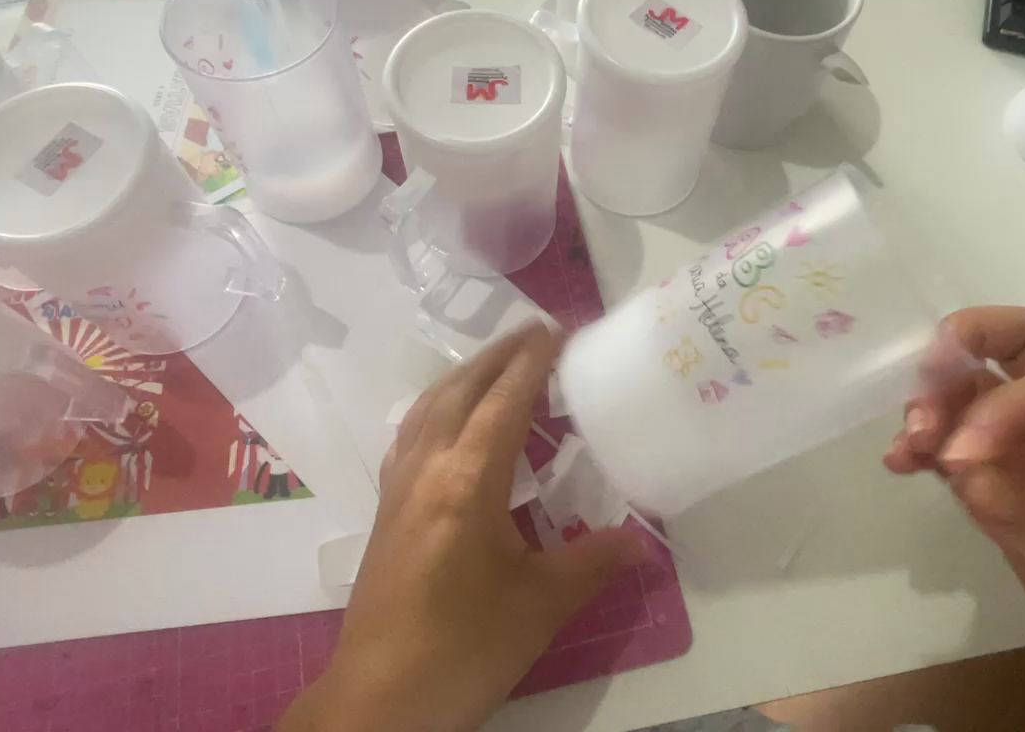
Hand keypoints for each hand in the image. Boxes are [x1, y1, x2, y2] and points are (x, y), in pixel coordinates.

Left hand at [279, 322, 647, 731]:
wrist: (379, 700)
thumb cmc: (463, 647)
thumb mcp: (540, 606)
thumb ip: (594, 562)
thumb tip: (645, 542)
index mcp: (467, 479)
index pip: (504, 399)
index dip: (532, 360)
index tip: (557, 329)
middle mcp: (427, 466)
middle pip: (462, 388)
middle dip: (499, 354)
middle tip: (534, 330)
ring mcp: (399, 482)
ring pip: (430, 404)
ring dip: (466, 374)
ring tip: (498, 361)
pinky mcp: (386, 504)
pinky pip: (412, 430)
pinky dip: (438, 404)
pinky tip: (451, 417)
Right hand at [886, 307, 1024, 731]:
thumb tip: (962, 473)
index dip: (1008, 407)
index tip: (959, 458)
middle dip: (966, 350)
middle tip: (921, 385)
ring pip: (980, 396)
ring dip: (937, 404)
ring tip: (907, 446)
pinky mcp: (1014, 495)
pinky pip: (962, 453)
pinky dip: (927, 448)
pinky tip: (901, 463)